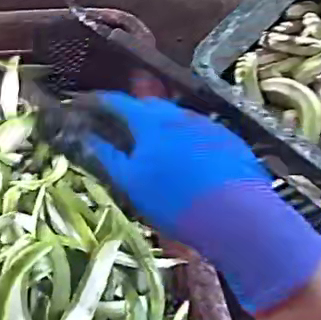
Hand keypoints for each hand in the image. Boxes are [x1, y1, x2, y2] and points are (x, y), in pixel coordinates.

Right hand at [71, 92, 320, 313]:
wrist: (238, 217)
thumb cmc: (173, 200)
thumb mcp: (130, 182)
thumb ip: (106, 156)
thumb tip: (85, 138)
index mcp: (150, 121)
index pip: (116, 102)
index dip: (96, 102)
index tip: (82, 106)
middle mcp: (180, 114)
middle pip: (148, 107)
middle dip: (129, 114)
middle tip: (116, 130)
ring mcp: (208, 125)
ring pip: (176, 120)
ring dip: (159, 129)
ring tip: (152, 150)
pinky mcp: (231, 141)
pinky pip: (198, 134)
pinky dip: (184, 142)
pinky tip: (185, 163)